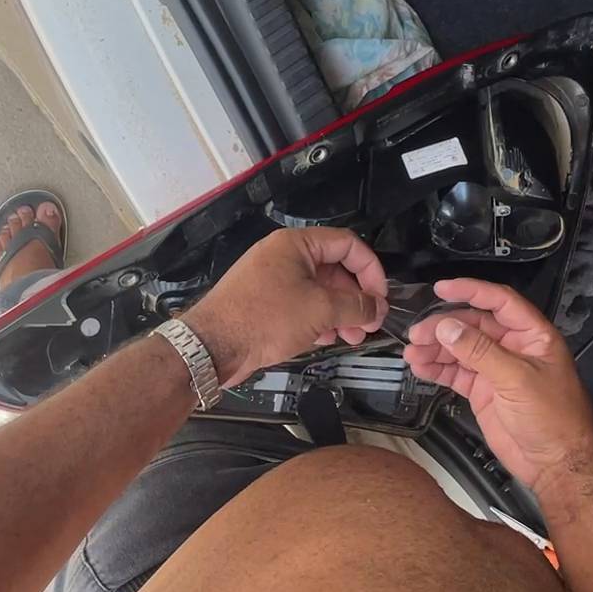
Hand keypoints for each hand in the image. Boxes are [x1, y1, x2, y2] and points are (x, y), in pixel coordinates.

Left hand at [183, 227, 388, 384]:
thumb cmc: (263, 319)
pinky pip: (302, 305)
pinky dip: (319, 320)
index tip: (381, 297)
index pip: (347, 245)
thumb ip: (356, 306)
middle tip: (371, 323)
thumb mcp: (320, 309)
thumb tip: (378, 308)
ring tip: (353, 336)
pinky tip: (328, 338)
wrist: (212, 346)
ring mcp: (273, 281)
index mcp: (296, 244)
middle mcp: (284, 257)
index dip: (370, 270)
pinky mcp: (266, 304)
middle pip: (335, 269)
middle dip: (356, 297)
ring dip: (341, 313)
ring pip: (319, 291)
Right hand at [402, 278, 592, 492]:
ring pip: (460, 349)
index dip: (471, 291)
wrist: (556, 464)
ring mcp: (497, 370)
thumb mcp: (517, 379)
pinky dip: (437, 369)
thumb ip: (480, 352)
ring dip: (436, 349)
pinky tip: (421, 367)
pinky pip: (456, 373)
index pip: (499, 302)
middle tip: (419, 332)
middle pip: (473, 326)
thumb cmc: (556, 419)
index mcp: (532, 336)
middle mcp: (513, 348)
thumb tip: (449, 327)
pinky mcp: (484, 391)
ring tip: (413, 352)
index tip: (443, 288)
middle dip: (444, 326)